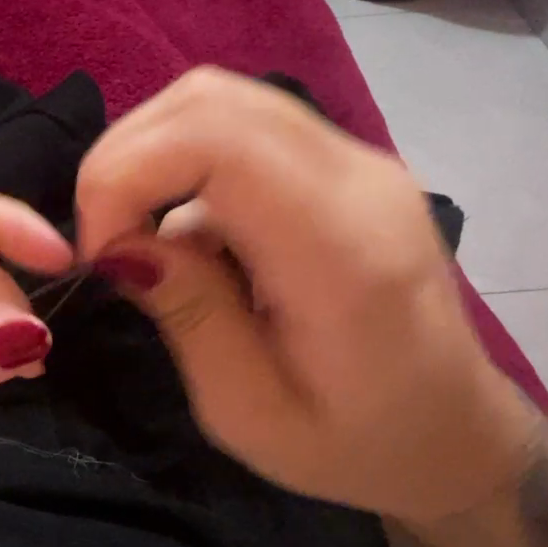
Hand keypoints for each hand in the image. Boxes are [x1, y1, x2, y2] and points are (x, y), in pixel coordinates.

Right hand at [74, 66, 539, 521]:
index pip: (217, 140)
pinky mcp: (337, 166)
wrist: (450, 433)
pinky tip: (175, 231)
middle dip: (122, 160)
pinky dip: (176, 163)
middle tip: (102, 240)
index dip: (126, 175)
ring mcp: (353, 162)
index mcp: (342, 250)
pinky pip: (235, 127)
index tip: (97, 252)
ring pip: (216, 101)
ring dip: (145, 156)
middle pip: (208, 101)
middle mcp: (356, 179)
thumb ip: (188, 315)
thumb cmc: (352, 445)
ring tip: (128, 232)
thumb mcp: (247, 410)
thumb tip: (120, 244)